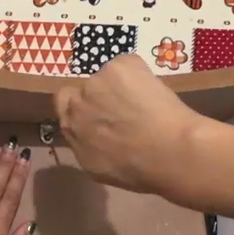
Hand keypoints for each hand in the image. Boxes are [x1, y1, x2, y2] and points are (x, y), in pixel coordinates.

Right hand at [53, 54, 205, 195]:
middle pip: (87, 87)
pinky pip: (127, 65)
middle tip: (126, 108)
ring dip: (121, 86)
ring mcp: (98, 81)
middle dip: (102, 95)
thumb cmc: (135, 169)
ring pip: (109, 77)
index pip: (63, 100)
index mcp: (69, 126)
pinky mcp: (120, 66)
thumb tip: (88, 132)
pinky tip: (153, 93)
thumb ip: (83, 142)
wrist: (169, 151)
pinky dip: (138, 75)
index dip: (81, 103)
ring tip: (145, 103)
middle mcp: (78, 102)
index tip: (98, 111)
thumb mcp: (95, 167)